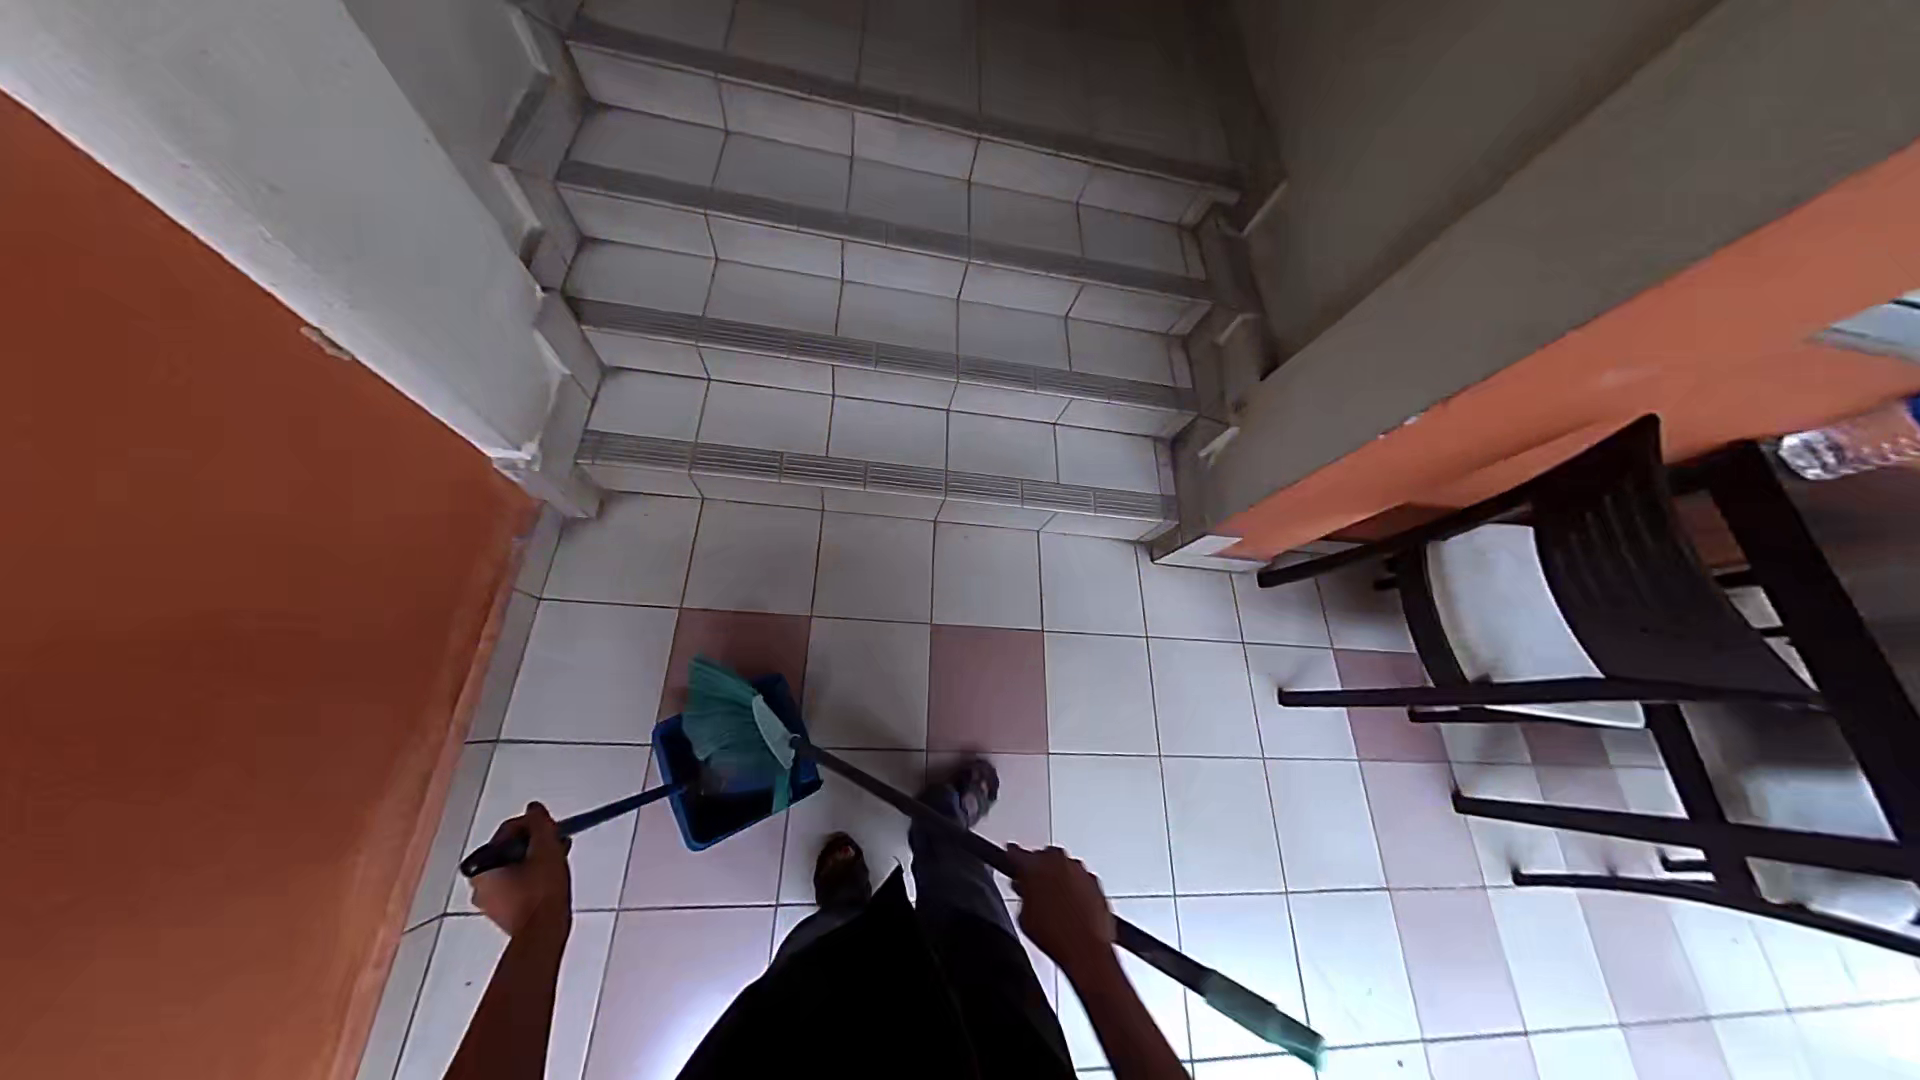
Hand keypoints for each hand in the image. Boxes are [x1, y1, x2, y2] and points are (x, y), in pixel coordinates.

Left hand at [471, 802, 571, 937]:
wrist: (544, 931)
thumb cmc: (542, 891)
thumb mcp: (545, 848)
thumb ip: (539, 824)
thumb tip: (534, 809)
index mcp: (482, 867)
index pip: (507, 832)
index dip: (533, 824)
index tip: (551, 827)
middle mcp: (479, 885)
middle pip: (510, 849)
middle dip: (535, 842)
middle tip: (556, 841)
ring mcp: (491, 901)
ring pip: (515, 866)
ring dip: (536, 858)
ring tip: (559, 857)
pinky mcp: (505, 912)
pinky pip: (518, 883)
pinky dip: (533, 875)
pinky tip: (552, 874)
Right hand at [1007, 844, 1115, 975]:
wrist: (1085, 950)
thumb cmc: (1055, 936)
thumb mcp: (1024, 918)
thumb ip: (1023, 895)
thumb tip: (1026, 892)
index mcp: (1033, 865)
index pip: (1016, 852)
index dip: (1012, 856)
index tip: (1012, 856)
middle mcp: (1056, 860)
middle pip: (1043, 855)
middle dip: (1039, 868)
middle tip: (1036, 887)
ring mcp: (1077, 869)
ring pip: (1063, 865)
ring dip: (1059, 877)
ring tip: (1057, 901)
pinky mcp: (1094, 880)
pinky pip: (1081, 878)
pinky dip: (1077, 886)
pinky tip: (1073, 906)